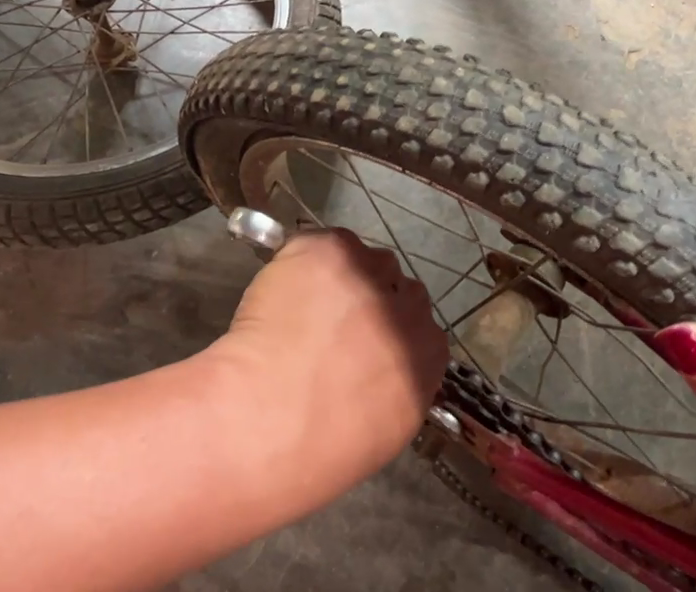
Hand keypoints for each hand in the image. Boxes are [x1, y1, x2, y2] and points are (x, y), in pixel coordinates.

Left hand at [210, 229, 447, 501]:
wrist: (268, 421)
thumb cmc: (316, 451)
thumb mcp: (383, 433)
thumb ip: (396, 387)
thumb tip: (378, 367)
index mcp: (428, 358)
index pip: (423, 323)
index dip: (392, 326)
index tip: (362, 338)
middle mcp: (407, 310)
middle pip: (400, 285)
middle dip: (373, 297)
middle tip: (331, 319)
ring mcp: (369, 275)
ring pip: (365, 259)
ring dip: (343, 274)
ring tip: (302, 304)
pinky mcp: (331, 251)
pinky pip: (322, 244)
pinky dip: (302, 261)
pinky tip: (282, 290)